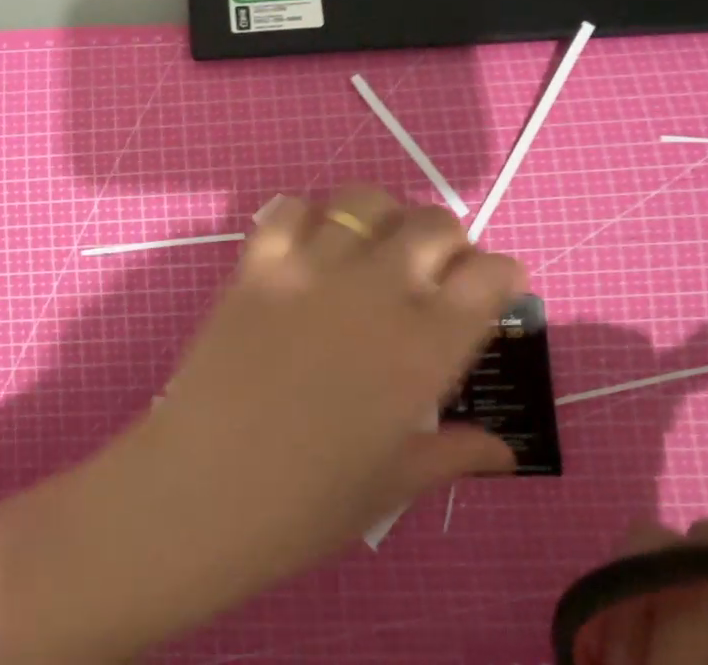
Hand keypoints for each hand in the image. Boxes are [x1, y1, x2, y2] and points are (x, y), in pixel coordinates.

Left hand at [96, 187, 526, 607]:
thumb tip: (503, 451)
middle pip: (431, 225)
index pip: (489, 275)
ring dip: (380, 217)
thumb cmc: (308, 502)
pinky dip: (304, 215)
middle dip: (446, 239)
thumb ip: (453, 454)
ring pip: (361, 203)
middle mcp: (376, 293)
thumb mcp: (394, 483)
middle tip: (433, 269)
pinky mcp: (255, 268)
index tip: (491, 289)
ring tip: (371, 248)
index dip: (500, 275)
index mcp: (426, 348)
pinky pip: (286, 211)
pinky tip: (306, 247)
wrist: (204, 487)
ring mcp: (310, 272)